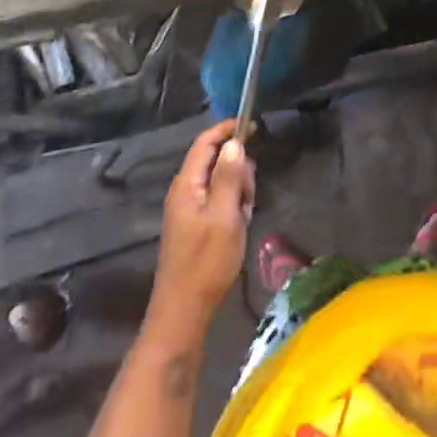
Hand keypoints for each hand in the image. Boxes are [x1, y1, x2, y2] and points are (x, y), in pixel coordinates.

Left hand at [152, 119, 255, 323]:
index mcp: (186, 183)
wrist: (184, 309)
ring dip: (236, 192)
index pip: (205, 142)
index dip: (226, 130)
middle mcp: (184, 190)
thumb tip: (233, 143)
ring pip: (218, 183)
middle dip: (236, 170)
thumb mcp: (224, 216)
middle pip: (214, 161)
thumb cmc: (206, 262)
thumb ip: (228, 177)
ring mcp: (187, 208)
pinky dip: (230, 208)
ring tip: (243, 218)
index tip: (253, 127)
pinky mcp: (193, 225)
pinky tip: (238, 229)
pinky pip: (216, 202)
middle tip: (248, 197)